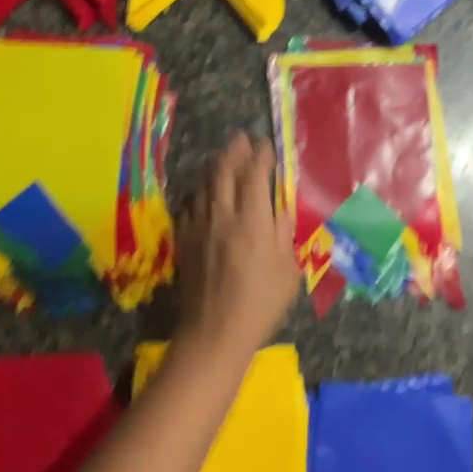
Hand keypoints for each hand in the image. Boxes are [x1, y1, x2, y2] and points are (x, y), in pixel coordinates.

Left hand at [174, 133, 299, 361]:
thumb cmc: (260, 304)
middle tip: (240, 139)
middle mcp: (223, 215)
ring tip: (223, 160)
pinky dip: (200, 194)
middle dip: (234, 152)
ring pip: (205, 186)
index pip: (255, 175)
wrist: (214, 333)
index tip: (266, 144)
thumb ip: (284, 234)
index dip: (261, 156)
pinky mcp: (185, 241)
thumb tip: (280, 210)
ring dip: (216, 168)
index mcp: (253, 220)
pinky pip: (191, 206)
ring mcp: (200, 227)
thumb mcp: (288, 270)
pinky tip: (204, 196)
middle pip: (225, 172)